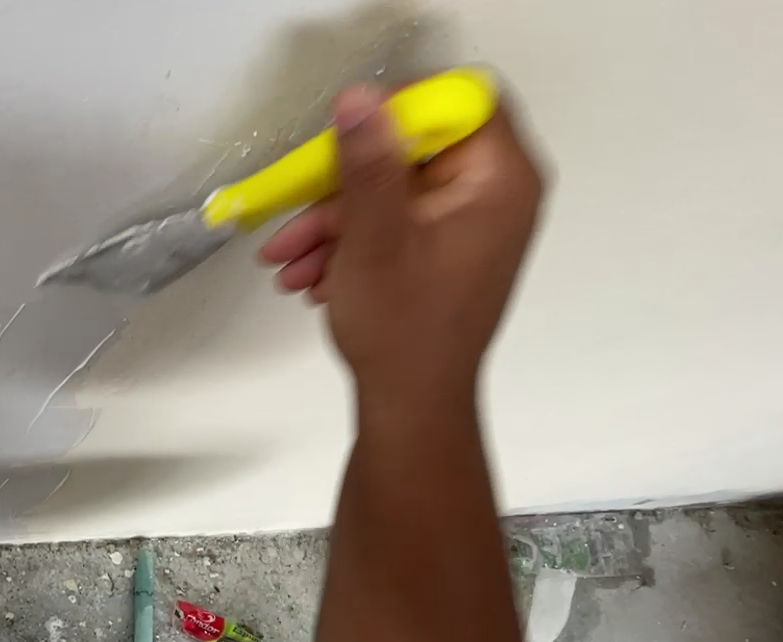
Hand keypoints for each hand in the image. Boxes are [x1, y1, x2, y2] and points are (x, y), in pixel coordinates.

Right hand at [259, 84, 546, 404]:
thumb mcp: (374, 241)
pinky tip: (310, 284)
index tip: (336, 148)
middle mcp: (490, 195)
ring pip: (388, 202)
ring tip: (284, 272)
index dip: (393, 114)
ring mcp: (464, 230)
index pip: (455, 104)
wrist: (411, 403)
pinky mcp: (440, 258)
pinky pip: (389, 233)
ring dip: (328, 232)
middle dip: (337, 196)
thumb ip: (367, 166)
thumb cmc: (401, 325)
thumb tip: (357, 97)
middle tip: (286, 232)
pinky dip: (345, 253)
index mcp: (497, 179)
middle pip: (408, 159)